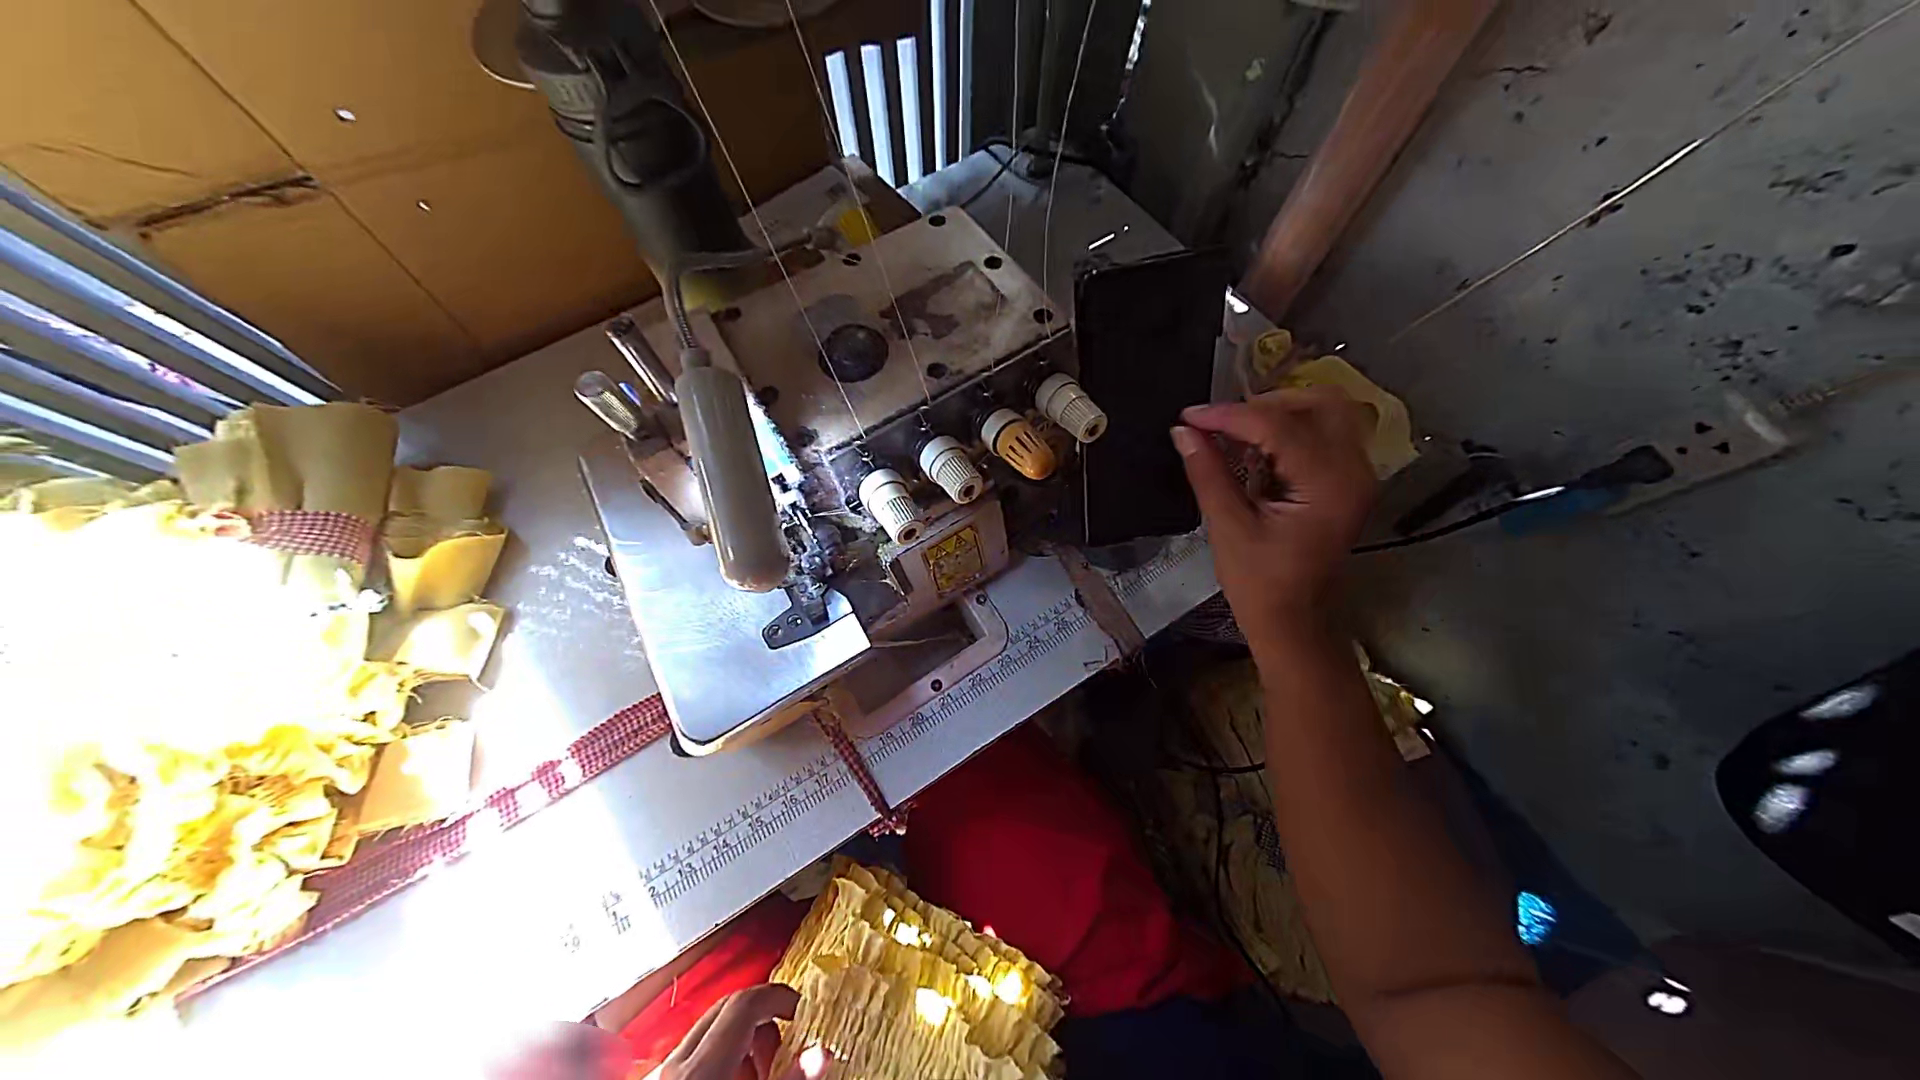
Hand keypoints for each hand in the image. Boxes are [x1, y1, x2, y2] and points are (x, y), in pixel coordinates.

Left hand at [659, 984, 819, 1079]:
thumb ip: (788, 1079)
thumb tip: (820, 1053)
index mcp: (701, 1070)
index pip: (744, 1003)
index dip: (778, 997)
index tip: (800, 1010)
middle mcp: (675, 1064)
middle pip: (727, 1007)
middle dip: (763, 1017)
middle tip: (785, 1045)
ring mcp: (661, 1074)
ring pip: (709, 1029)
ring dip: (742, 1038)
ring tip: (760, 1073)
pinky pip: (693, 1051)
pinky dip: (720, 1054)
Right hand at [1171, 387, 1376, 639]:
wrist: (1294, 622)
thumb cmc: (1260, 584)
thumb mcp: (1228, 527)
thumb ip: (1208, 472)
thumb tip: (1183, 430)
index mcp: (1328, 484)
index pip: (1278, 425)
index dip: (1228, 415)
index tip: (1188, 416)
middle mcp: (1354, 470)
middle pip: (1319, 402)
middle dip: (1264, 403)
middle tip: (1221, 424)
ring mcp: (1355, 475)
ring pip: (1325, 413)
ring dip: (1278, 414)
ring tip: (1234, 437)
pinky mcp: (1345, 482)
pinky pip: (1322, 435)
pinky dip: (1287, 432)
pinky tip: (1254, 454)